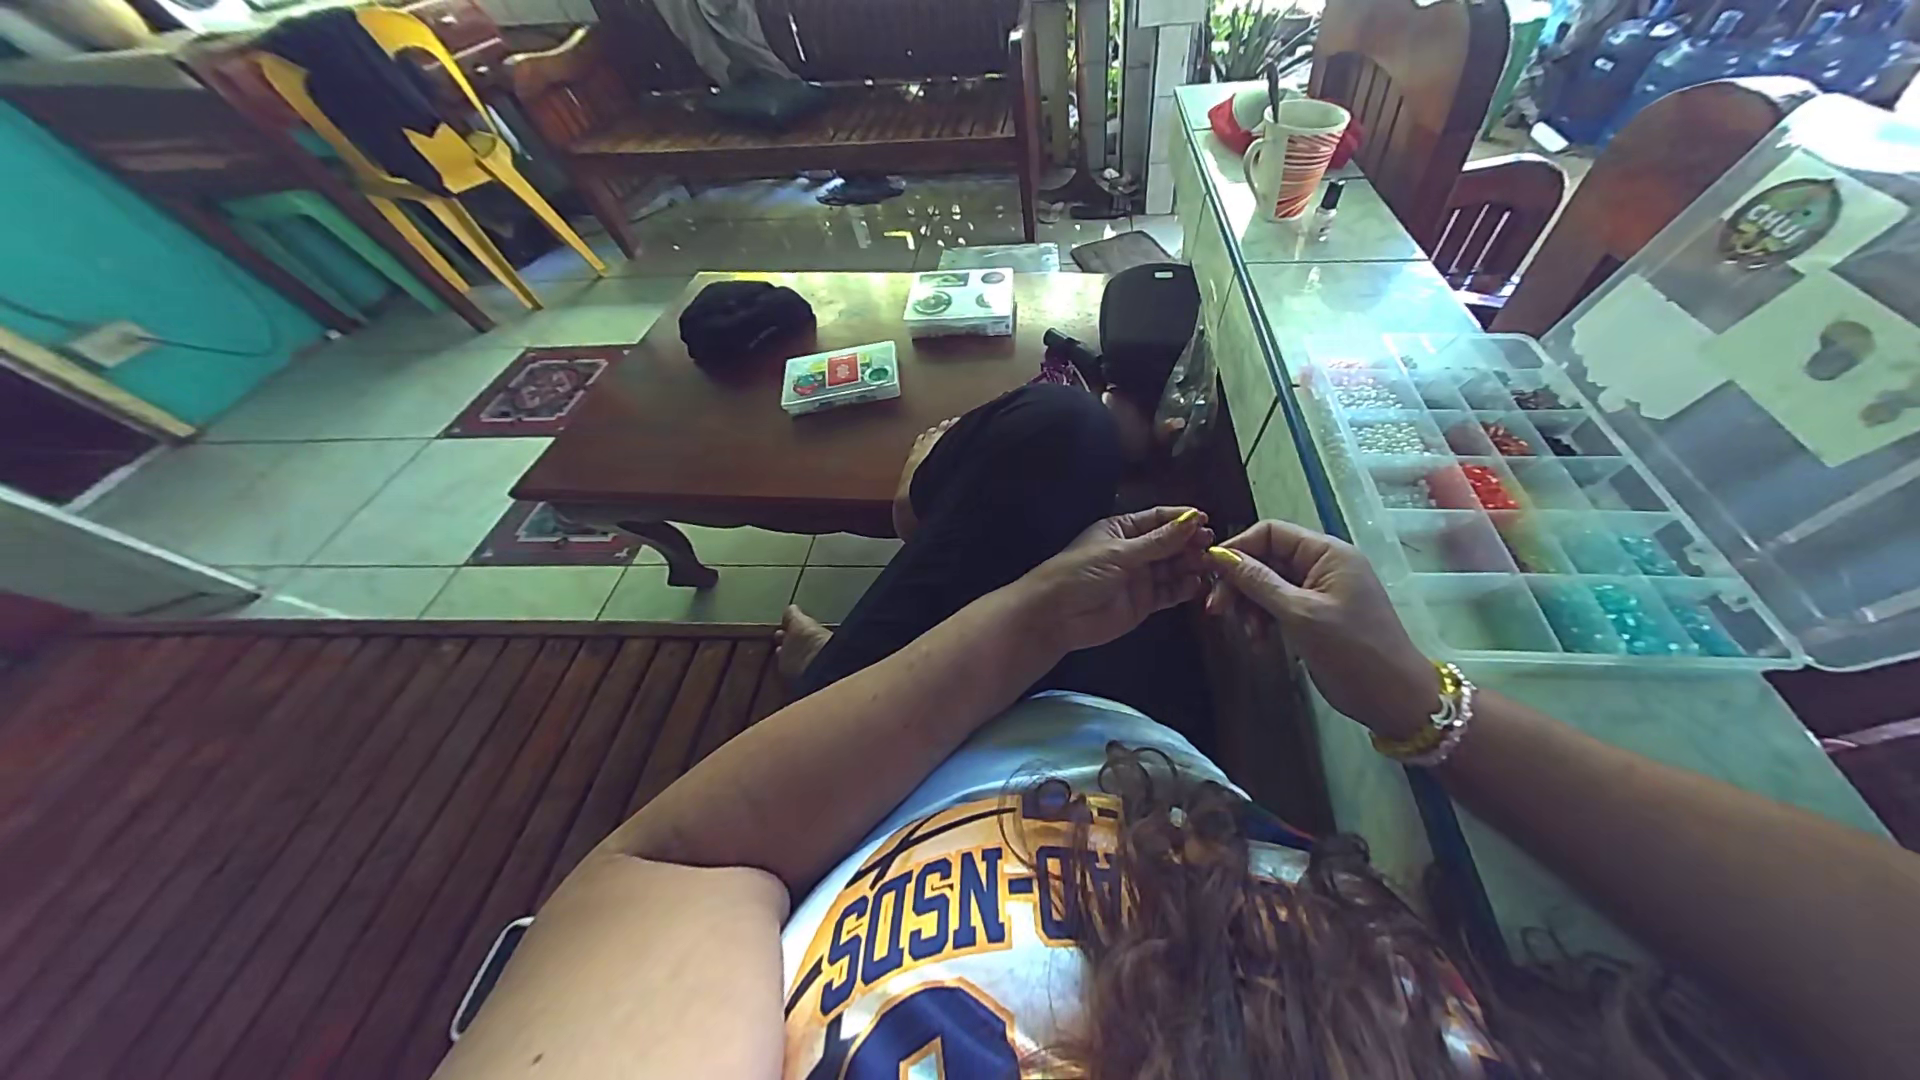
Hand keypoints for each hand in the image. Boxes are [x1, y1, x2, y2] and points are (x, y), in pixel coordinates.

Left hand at [1019, 507, 1212, 653]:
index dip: (1181, 519)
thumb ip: (1157, 541)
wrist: (1056, 615)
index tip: (1205, 519)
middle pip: (1169, 543)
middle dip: (1190, 542)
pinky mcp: (1143, 602)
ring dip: (1191, 564)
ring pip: (1173, 567)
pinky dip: (1185, 588)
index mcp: (1120, 530)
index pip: (1157, 519)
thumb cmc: (1078, 573)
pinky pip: (1170, 592)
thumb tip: (1191, 521)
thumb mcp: (1118, 552)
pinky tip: (1199, 584)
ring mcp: (1139, 577)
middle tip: (1212, 544)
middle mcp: (1132, 551)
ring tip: (1210, 564)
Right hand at [1203, 520, 1438, 737]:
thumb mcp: (1299, 614)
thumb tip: (1218, 556)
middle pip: (1264, 559)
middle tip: (1216, 610)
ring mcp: (1318, 590)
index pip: (1270, 532)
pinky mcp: (1313, 614)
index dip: (1237, 548)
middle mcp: (1322, 565)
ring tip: (1248, 634)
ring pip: (1266, 584)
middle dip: (1239, 583)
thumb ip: (1257, 582)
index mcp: (1327, 553)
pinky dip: (1262, 620)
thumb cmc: (1352, 651)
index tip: (1210, 574)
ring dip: (1249, 606)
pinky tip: (1260, 641)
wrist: (1395, 700)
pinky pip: (1276, 605)